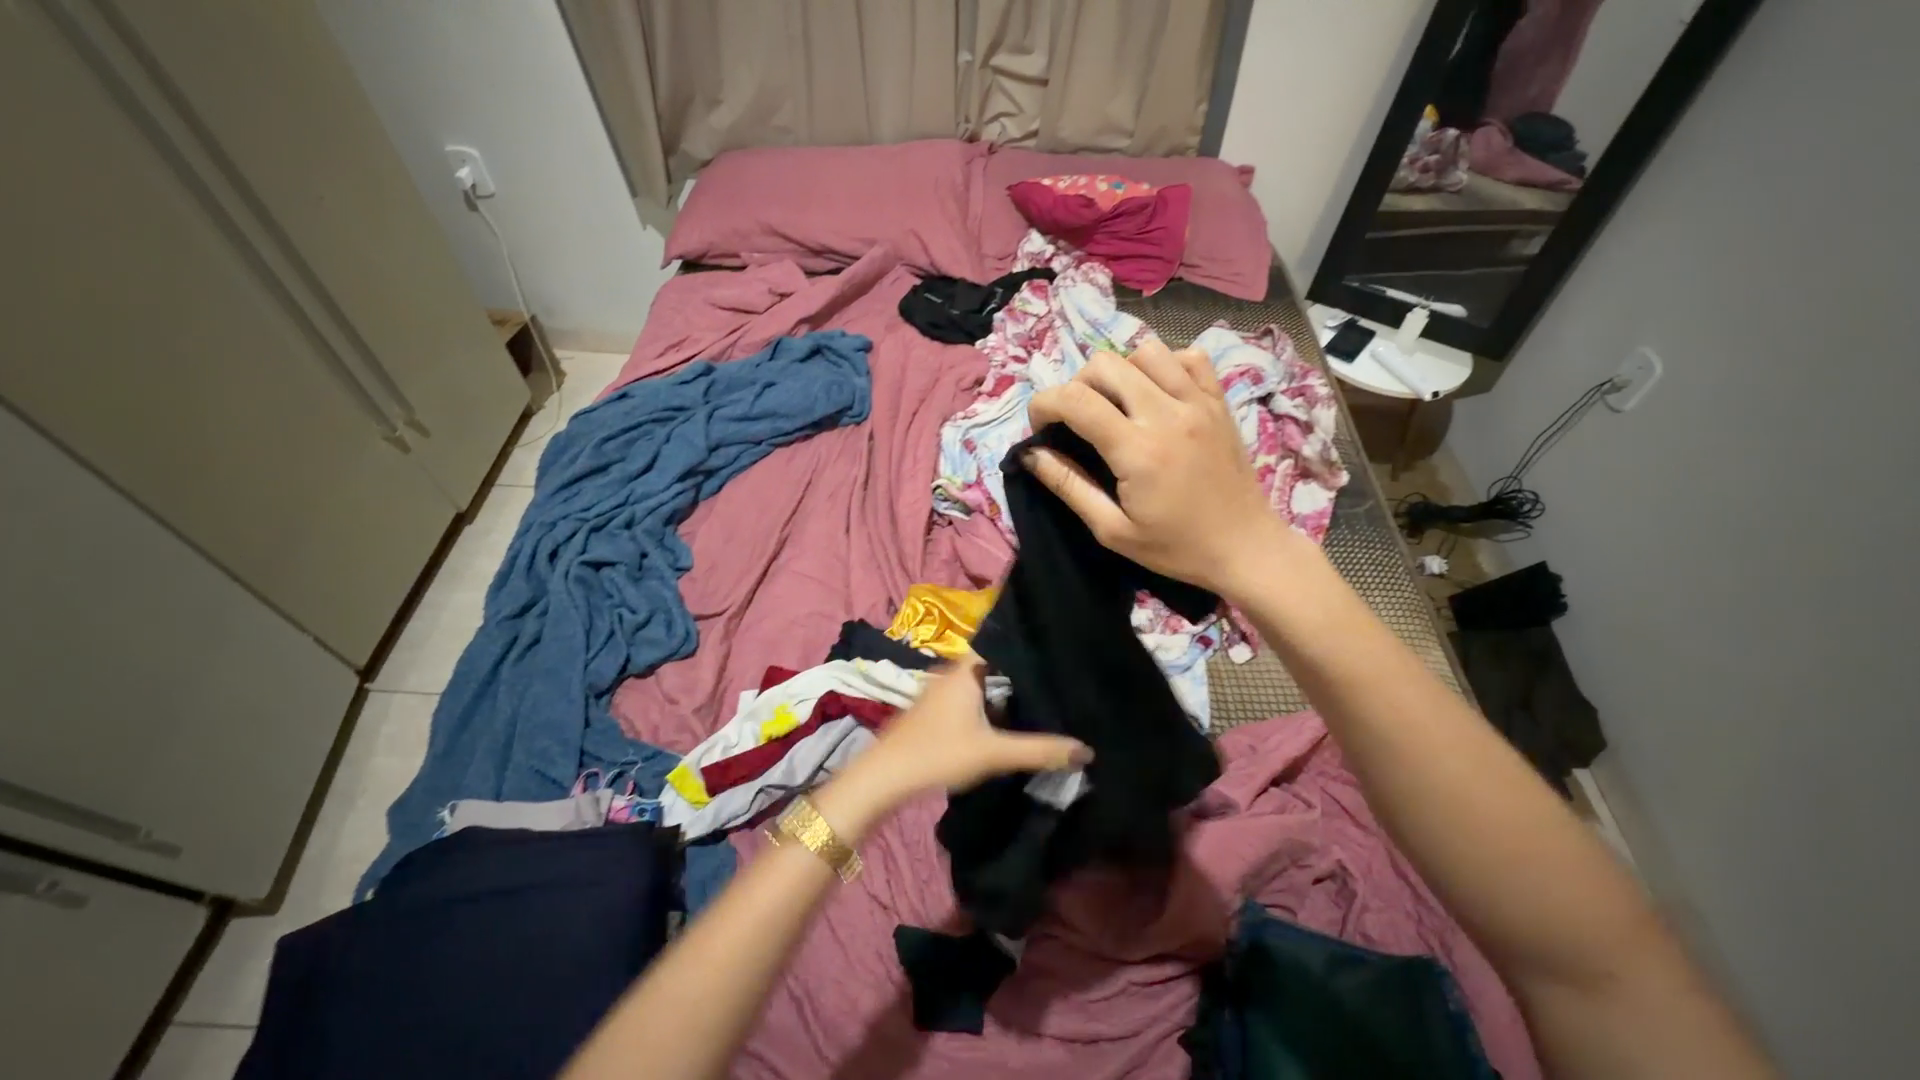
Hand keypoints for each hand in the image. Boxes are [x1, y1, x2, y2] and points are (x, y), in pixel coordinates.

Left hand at [815, 658, 1089, 836]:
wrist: (883, 777)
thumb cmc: (937, 754)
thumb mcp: (994, 754)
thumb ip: (1040, 750)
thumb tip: (1087, 750)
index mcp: (966, 668)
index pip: (1003, 641)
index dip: (1030, 644)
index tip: (1060, 648)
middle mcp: (952, 671)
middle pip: (996, 664)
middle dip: (1024, 672)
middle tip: (1061, 677)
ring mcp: (940, 691)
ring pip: (983, 683)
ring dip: (1006, 691)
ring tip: (1044, 698)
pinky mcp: (935, 711)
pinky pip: (971, 698)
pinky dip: (991, 705)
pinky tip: (1010, 721)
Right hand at [1024, 339, 1295, 597]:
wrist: (1245, 548)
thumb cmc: (1176, 548)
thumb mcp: (1113, 531)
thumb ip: (1069, 487)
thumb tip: (1032, 454)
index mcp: (1138, 451)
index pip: (1075, 400)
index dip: (1044, 405)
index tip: (1040, 428)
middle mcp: (1168, 415)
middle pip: (1105, 364)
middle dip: (1076, 386)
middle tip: (1078, 420)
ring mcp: (1199, 403)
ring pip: (1145, 352)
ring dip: (1120, 371)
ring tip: (1118, 404)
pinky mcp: (1219, 401)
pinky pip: (1189, 357)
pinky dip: (1165, 366)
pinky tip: (1158, 394)